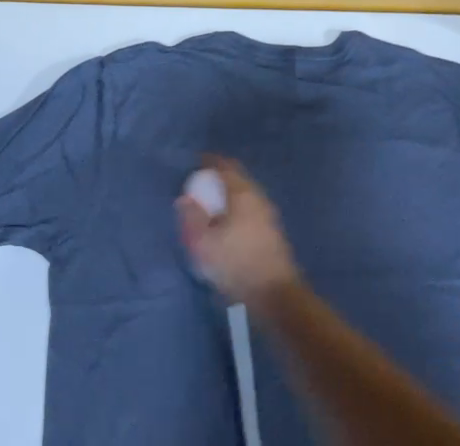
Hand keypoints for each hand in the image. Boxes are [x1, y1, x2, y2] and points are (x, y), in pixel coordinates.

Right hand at [175, 156, 299, 308]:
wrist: (275, 296)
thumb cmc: (236, 264)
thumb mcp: (203, 242)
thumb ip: (192, 217)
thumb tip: (185, 198)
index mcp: (243, 194)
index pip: (226, 167)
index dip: (210, 162)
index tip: (195, 163)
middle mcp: (259, 199)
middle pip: (238, 180)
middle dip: (219, 179)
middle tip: (200, 186)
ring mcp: (269, 217)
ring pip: (245, 197)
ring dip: (228, 197)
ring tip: (211, 207)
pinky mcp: (273, 235)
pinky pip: (250, 212)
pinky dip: (236, 211)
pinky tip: (227, 227)